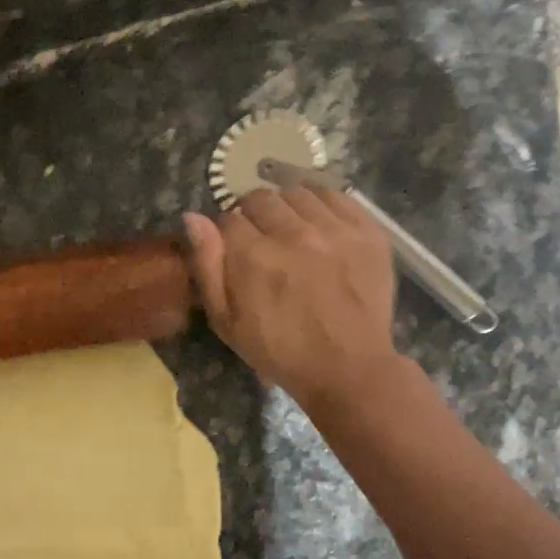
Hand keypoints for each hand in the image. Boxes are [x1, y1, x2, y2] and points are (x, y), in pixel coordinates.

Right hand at [183, 187, 402, 411]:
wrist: (347, 366)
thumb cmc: (278, 350)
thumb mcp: (226, 321)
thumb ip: (207, 266)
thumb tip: (192, 218)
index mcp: (254, 257)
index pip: (227, 218)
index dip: (224, 232)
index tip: (231, 249)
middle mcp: (294, 233)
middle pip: (261, 198)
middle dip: (252, 216)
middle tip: (259, 241)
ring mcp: (335, 229)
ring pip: (297, 192)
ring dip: (285, 207)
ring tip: (288, 232)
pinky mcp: (367, 230)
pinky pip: (335, 195)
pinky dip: (319, 203)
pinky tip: (315, 224)